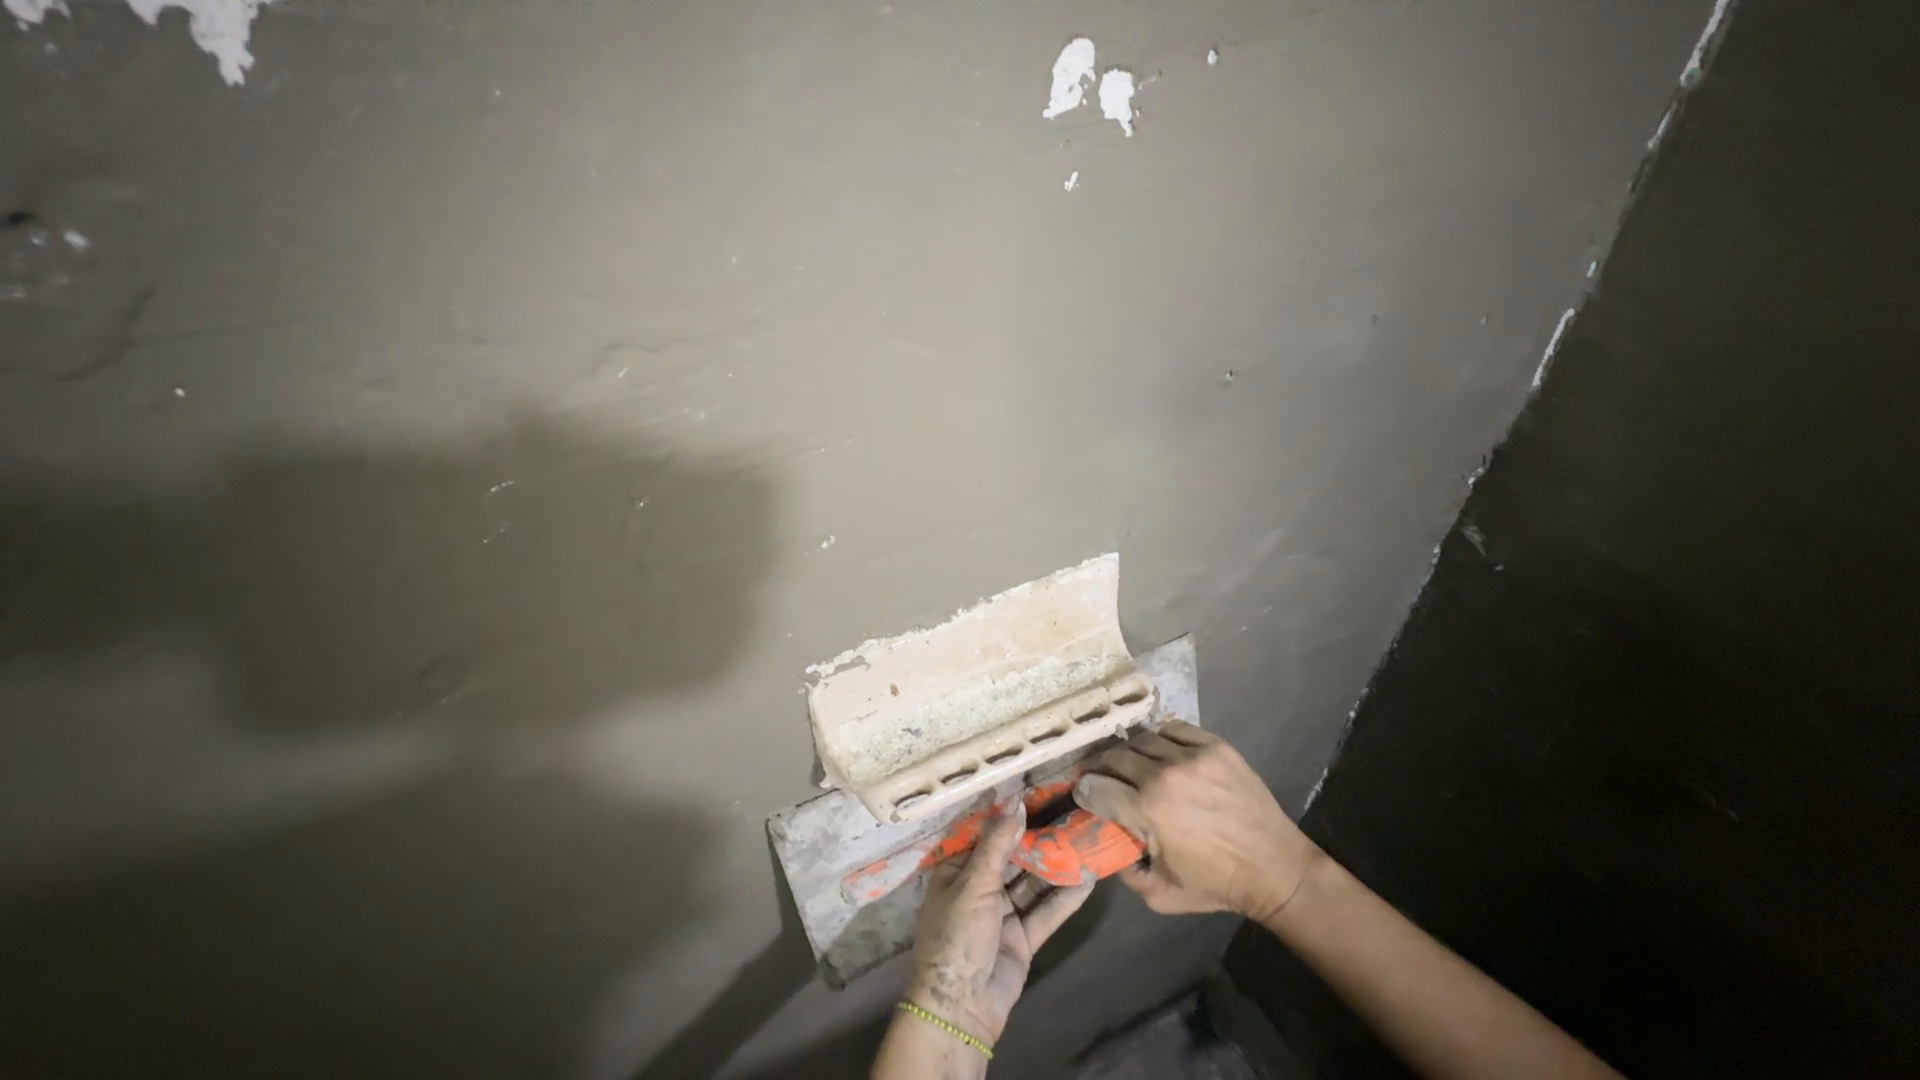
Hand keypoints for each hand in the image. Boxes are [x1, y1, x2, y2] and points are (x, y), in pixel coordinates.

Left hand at [904, 801, 1095, 1044]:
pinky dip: (1065, 897)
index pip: (987, 836)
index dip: (1011, 816)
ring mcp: (1002, 914)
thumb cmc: (955, 936)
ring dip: (1057, 866)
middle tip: (1072, 814)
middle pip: (1014, 858)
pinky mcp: (1023, 938)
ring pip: (1033, 883)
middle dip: (1040, 840)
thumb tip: (1014, 801)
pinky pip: (1046, 912)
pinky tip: (1088, 878)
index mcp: (957, 872)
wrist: (959, 1007)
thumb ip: (997, 844)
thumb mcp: (973, 884)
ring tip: (1087, 840)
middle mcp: (979, 888)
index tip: (1039, 792)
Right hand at [1074, 720, 1320, 921]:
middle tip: (1101, 778)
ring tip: (1131, 764)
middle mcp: (1164, 775)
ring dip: (1130, 752)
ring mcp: (1192, 756)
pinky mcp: (1215, 746)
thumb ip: (1124, 871)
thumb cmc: (1216, 885)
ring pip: (1142, 739)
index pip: (1095, 786)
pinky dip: (1161, 739)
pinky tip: (1161, 753)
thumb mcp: (1160, 895)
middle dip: (1101, 768)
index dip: (1083, 791)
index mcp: (1148, 810)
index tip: (1083, 795)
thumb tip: (1104, 844)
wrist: (1275, 868)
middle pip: (1114, 757)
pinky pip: (1174, 729)